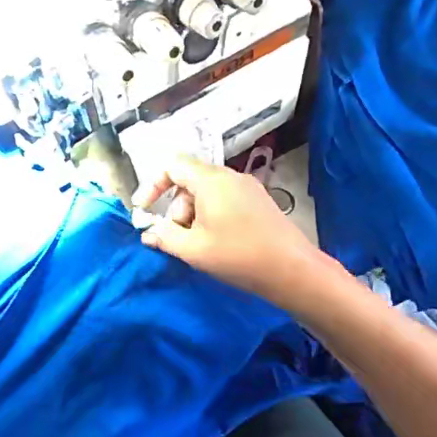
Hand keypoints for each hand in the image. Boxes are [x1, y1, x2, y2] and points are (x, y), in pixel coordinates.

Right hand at [133, 154, 340, 304]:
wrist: (291, 269)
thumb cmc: (237, 255)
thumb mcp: (192, 249)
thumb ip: (164, 237)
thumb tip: (148, 232)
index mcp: (211, 180)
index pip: (173, 166)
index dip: (153, 185)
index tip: (144, 210)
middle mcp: (230, 177)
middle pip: (189, 180)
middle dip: (174, 207)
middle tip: (175, 235)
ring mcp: (247, 188)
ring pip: (206, 192)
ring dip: (191, 214)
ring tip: (195, 243)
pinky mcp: (258, 202)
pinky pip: (224, 200)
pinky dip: (209, 215)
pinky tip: (214, 242)